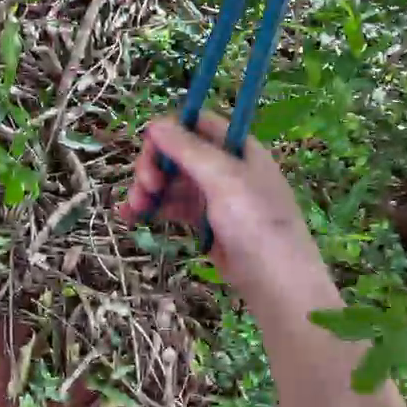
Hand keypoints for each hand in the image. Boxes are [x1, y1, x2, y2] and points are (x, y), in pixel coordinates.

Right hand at [117, 112, 337, 317]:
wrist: (276, 282)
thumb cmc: (256, 223)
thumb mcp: (223, 179)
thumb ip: (188, 149)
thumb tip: (155, 124)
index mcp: (236, 149)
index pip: (195, 124)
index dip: (169, 132)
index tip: (151, 151)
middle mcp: (224, 167)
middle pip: (175, 152)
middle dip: (153, 166)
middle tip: (145, 187)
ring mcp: (213, 194)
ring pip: (169, 179)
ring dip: (146, 189)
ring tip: (134, 209)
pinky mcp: (203, 219)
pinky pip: (170, 204)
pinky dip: (150, 208)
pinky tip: (130, 216)